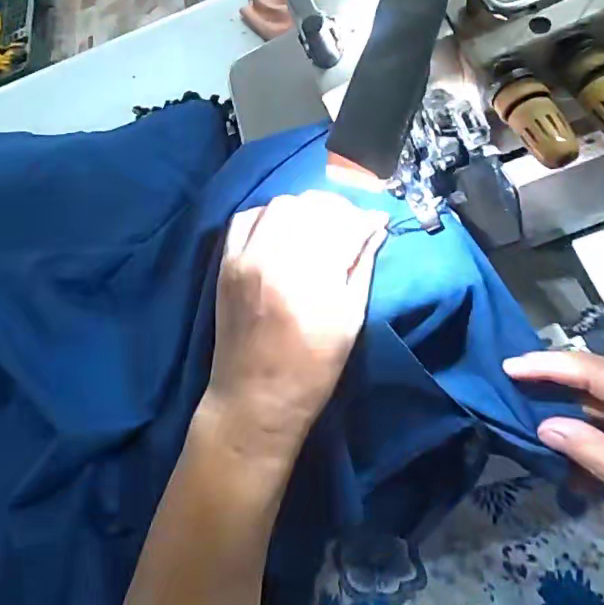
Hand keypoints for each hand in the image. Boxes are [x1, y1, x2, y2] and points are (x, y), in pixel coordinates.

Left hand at [201, 192, 389, 465]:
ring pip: (280, 205)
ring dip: (305, 207)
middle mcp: (275, 258)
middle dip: (338, 209)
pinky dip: (269, 213)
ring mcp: (246, 257)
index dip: (365, 220)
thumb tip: (375, 230)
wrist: (254, 399)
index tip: (376, 221)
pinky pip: (247, 217)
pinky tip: (283, 226)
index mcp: (311, 279)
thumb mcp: (351, 321)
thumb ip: (362, 268)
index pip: (343, 225)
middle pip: (311, 207)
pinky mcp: (226, 261)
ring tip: (319, 222)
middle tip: (351, 222)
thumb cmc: (312, 369)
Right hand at [503, 351, 603, 582]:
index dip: (547, 365)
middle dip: (560, 400)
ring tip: (556, 457)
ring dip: (585, 426)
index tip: (508, 366)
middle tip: (520, 415)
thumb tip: (544, 426)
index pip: (594, 371)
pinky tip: (591, 464)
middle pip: (601, 384)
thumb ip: (598, 458)